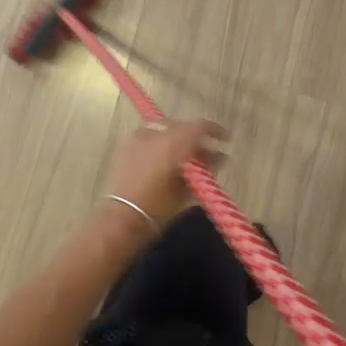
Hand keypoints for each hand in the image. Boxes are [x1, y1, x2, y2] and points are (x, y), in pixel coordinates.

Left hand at [103, 118, 226, 226]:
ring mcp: (138, 136)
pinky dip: (161, 143)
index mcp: (173, 143)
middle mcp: (155, 133)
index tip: (225, 138)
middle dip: (196, 138)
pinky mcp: (125, 144)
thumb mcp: (186, 191)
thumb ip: (204, 170)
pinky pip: (150, 135)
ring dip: (178, 139)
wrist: (120, 218)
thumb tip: (219, 158)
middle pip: (182, 127)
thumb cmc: (157, 208)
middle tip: (206, 155)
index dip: (215, 130)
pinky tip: (166, 159)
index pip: (199, 127)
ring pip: (165, 129)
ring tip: (187, 158)